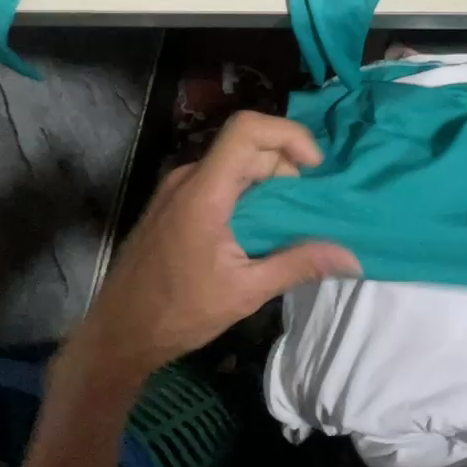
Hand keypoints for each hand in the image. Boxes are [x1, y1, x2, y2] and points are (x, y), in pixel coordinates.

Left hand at [65, 112, 359, 388]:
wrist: (114, 338)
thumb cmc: (177, 314)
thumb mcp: (245, 292)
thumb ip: (299, 264)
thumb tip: (352, 257)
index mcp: (203, 192)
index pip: (247, 128)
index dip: (289, 134)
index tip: (313, 167)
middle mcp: (188, 178)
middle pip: (249, 146)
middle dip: (287, 166)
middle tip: (308, 206)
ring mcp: (177, 189)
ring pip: (235, 161)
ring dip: (269, 180)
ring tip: (290, 219)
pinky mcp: (174, 202)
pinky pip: (220, 179)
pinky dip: (249, 191)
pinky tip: (260, 228)